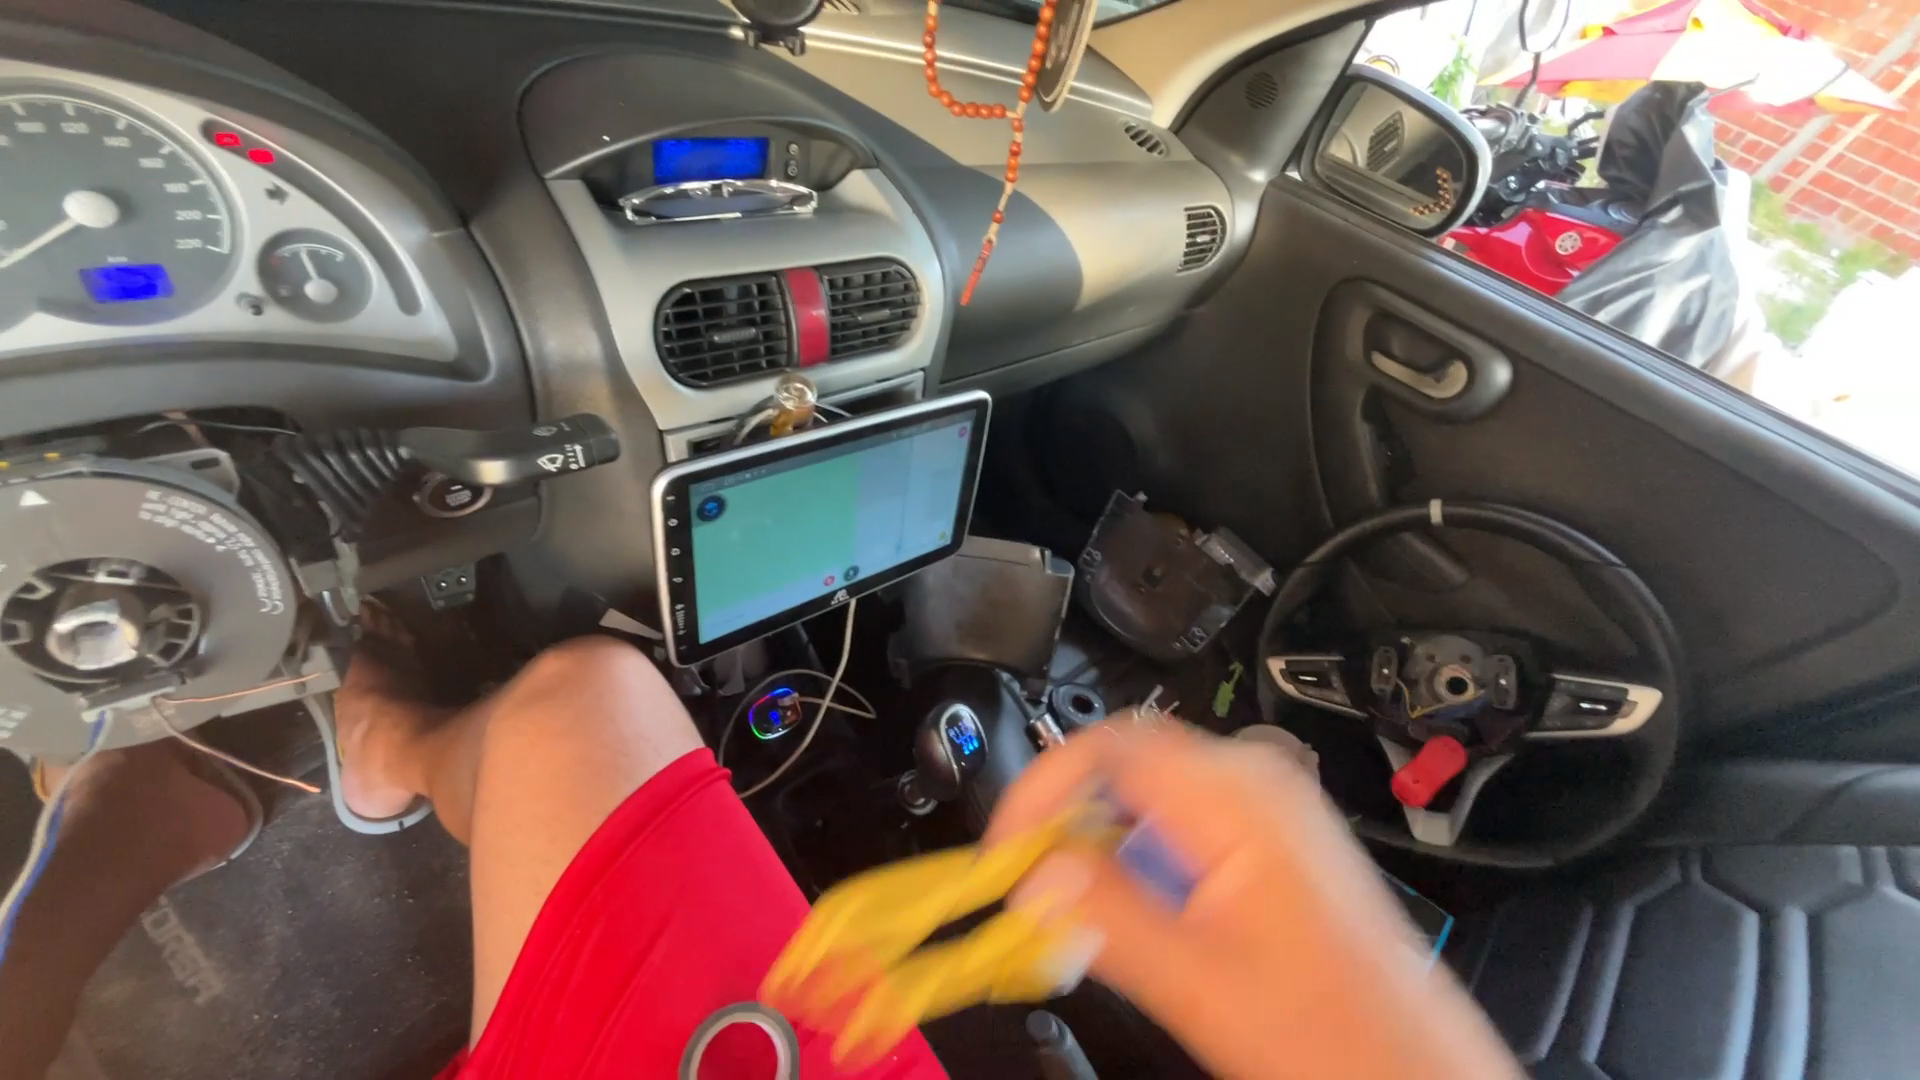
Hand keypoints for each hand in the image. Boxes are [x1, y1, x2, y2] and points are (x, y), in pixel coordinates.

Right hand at [986, 715, 1522, 1079]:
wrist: (1422, 1079)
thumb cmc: (1339, 1040)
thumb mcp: (1202, 985)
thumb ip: (1107, 918)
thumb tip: (1032, 874)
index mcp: (1240, 797)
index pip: (1111, 745)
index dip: (1044, 785)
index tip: (1009, 845)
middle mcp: (1253, 781)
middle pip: (1123, 760)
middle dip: (1064, 814)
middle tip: (1028, 878)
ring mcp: (1261, 804)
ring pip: (1142, 788)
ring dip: (1094, 836)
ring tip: (1071, 903)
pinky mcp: (1261, 833)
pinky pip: (1171, 815)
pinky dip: (1130, 850)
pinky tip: (1125, 906)